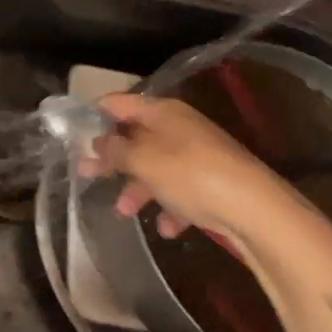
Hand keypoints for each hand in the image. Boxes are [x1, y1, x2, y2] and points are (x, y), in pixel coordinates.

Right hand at [77, 92, 294, 241]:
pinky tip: (166, 228)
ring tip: (123, 212)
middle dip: (112, 158)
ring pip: (156, 167)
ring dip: (137, 188)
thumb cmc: (192, 175)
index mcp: (162, 112)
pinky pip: (181, 191)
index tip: (73, 136)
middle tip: (87, 174)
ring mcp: (199, 156)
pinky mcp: (214, 184)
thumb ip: (115, 150)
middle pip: (135, 137)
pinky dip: (170, 208)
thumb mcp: (143, 161)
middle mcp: (180, 128)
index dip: (94, 117)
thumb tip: (97, 142)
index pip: (118, 103)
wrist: (259, 212)